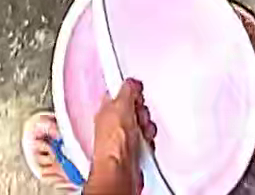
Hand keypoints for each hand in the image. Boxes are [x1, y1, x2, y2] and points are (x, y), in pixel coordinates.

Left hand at [84, 79, 155, 193]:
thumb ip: (128, 89)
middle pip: (134, 109)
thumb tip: (132, 83)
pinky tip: (145, 143)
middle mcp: (113, 125)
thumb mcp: (122, 103)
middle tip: (140, 115)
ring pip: (142, 124)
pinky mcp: (133, 153)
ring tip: (143, 131)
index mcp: (106, 110)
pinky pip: (146, 140)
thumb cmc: (114, 142)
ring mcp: (123, 140)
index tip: (137, 91)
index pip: (119, 93)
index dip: (130, 91)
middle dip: (142, 110)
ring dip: (146, 126)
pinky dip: (148, 141)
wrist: (120, 171)